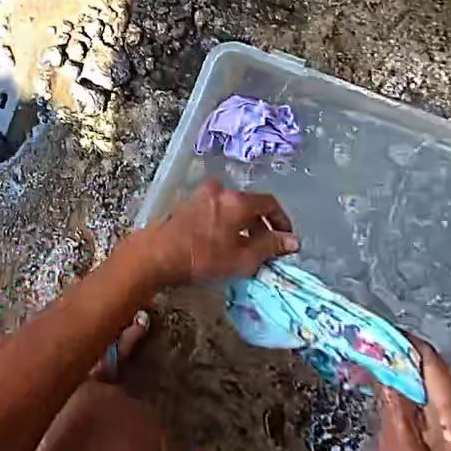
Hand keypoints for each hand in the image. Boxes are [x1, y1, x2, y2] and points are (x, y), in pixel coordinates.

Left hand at [140, 179, 298, 285]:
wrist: (157, 254)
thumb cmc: (203, 257)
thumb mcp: (243, 258)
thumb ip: (270, 247)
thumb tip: (292, 240)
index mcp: (235, 200)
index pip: (269, 203)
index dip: (282, 221)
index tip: (287, 240)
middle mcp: (218, 191)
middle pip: (249, 204)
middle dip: (261, 225)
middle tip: (267, 248)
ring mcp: (200, 195)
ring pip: (231, 207)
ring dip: (243, 225)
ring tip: (245, 249)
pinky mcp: (187, 204)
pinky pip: (216, 210)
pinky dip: (226, 223)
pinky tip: (223, 243)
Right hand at [376, 341, 450, 450]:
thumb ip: (394, 407)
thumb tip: (383, 365)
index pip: (435, 367)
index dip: (406, 343)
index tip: (377, 330)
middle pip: (439, 381)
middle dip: (403, 362)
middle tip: (369, 351)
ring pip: (440, 397)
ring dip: (410, 383)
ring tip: (377, 372)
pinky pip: (445, 415)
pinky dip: (420, 403)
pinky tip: (397, 403)